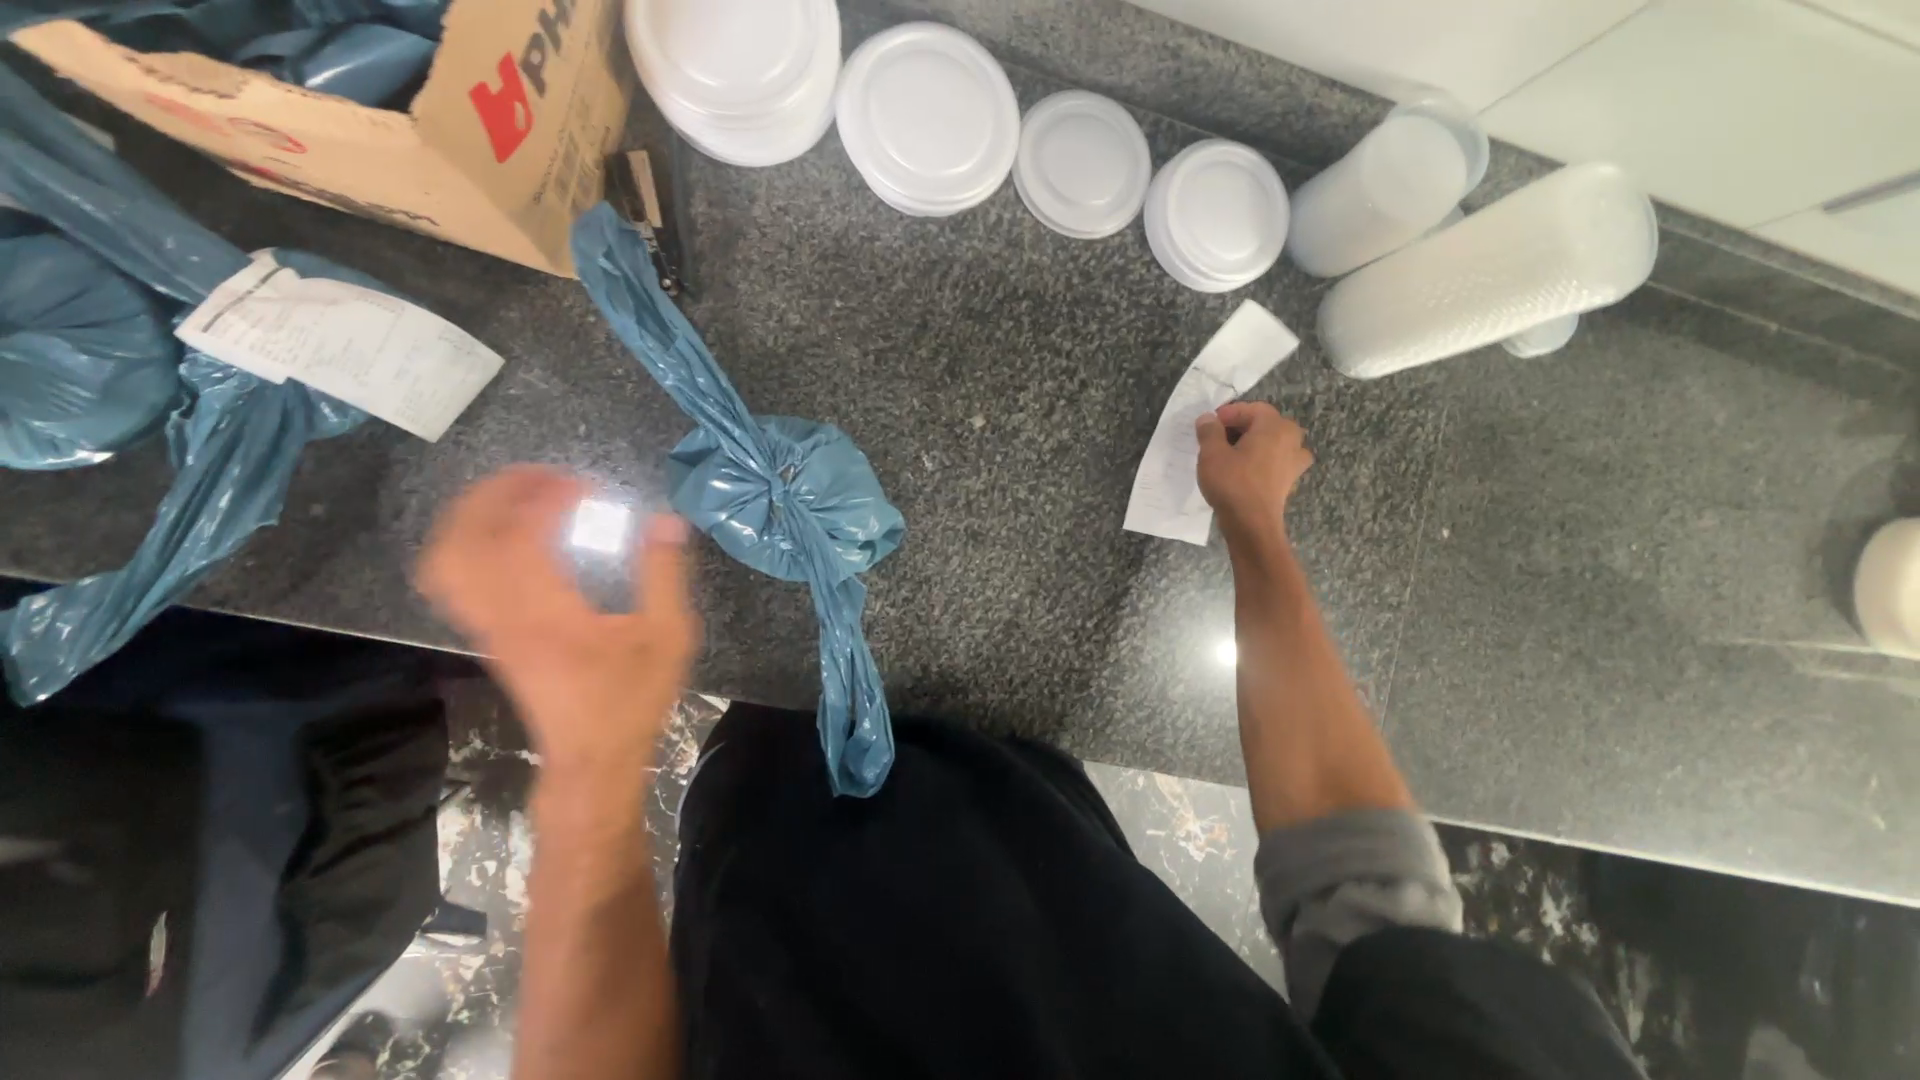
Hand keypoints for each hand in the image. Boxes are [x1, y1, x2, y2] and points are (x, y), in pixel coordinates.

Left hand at [415, 466, 699, 772]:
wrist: (590, 758)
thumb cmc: (632, 699)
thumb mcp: (668, 639)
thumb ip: (664, 576)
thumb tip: (664, 521)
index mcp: (549, 614)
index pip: (524, 534)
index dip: (550, 496)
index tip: (587, 485)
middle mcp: (504, 616)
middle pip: (466, 537)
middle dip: (499, 493)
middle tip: (544, 477)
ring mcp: (486, 627)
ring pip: (447, 557)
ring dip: (474, 514)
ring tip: (517, 496)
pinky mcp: (484, 636)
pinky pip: (450, 579)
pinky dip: (466, 542)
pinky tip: (502, 535)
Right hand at [1196, 402, 1313, 550]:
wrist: (1252, 524)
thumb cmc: (1232, 483)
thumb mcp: (1211, 453)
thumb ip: (1209, 430)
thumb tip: (1208, 418)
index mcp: (1275, 426)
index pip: (1251, 408)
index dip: (1228, 413)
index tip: (1209, 425)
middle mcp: (1292, 438)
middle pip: (1264, 424)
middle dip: (1240, 428)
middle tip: (1217, 439)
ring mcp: (1295, 460)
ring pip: (1271, 442)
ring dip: (1252, 444)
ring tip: (1231, 455)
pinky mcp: (1291, 479)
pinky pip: (1275, 460)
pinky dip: (1261, 460)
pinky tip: (1245, 470)